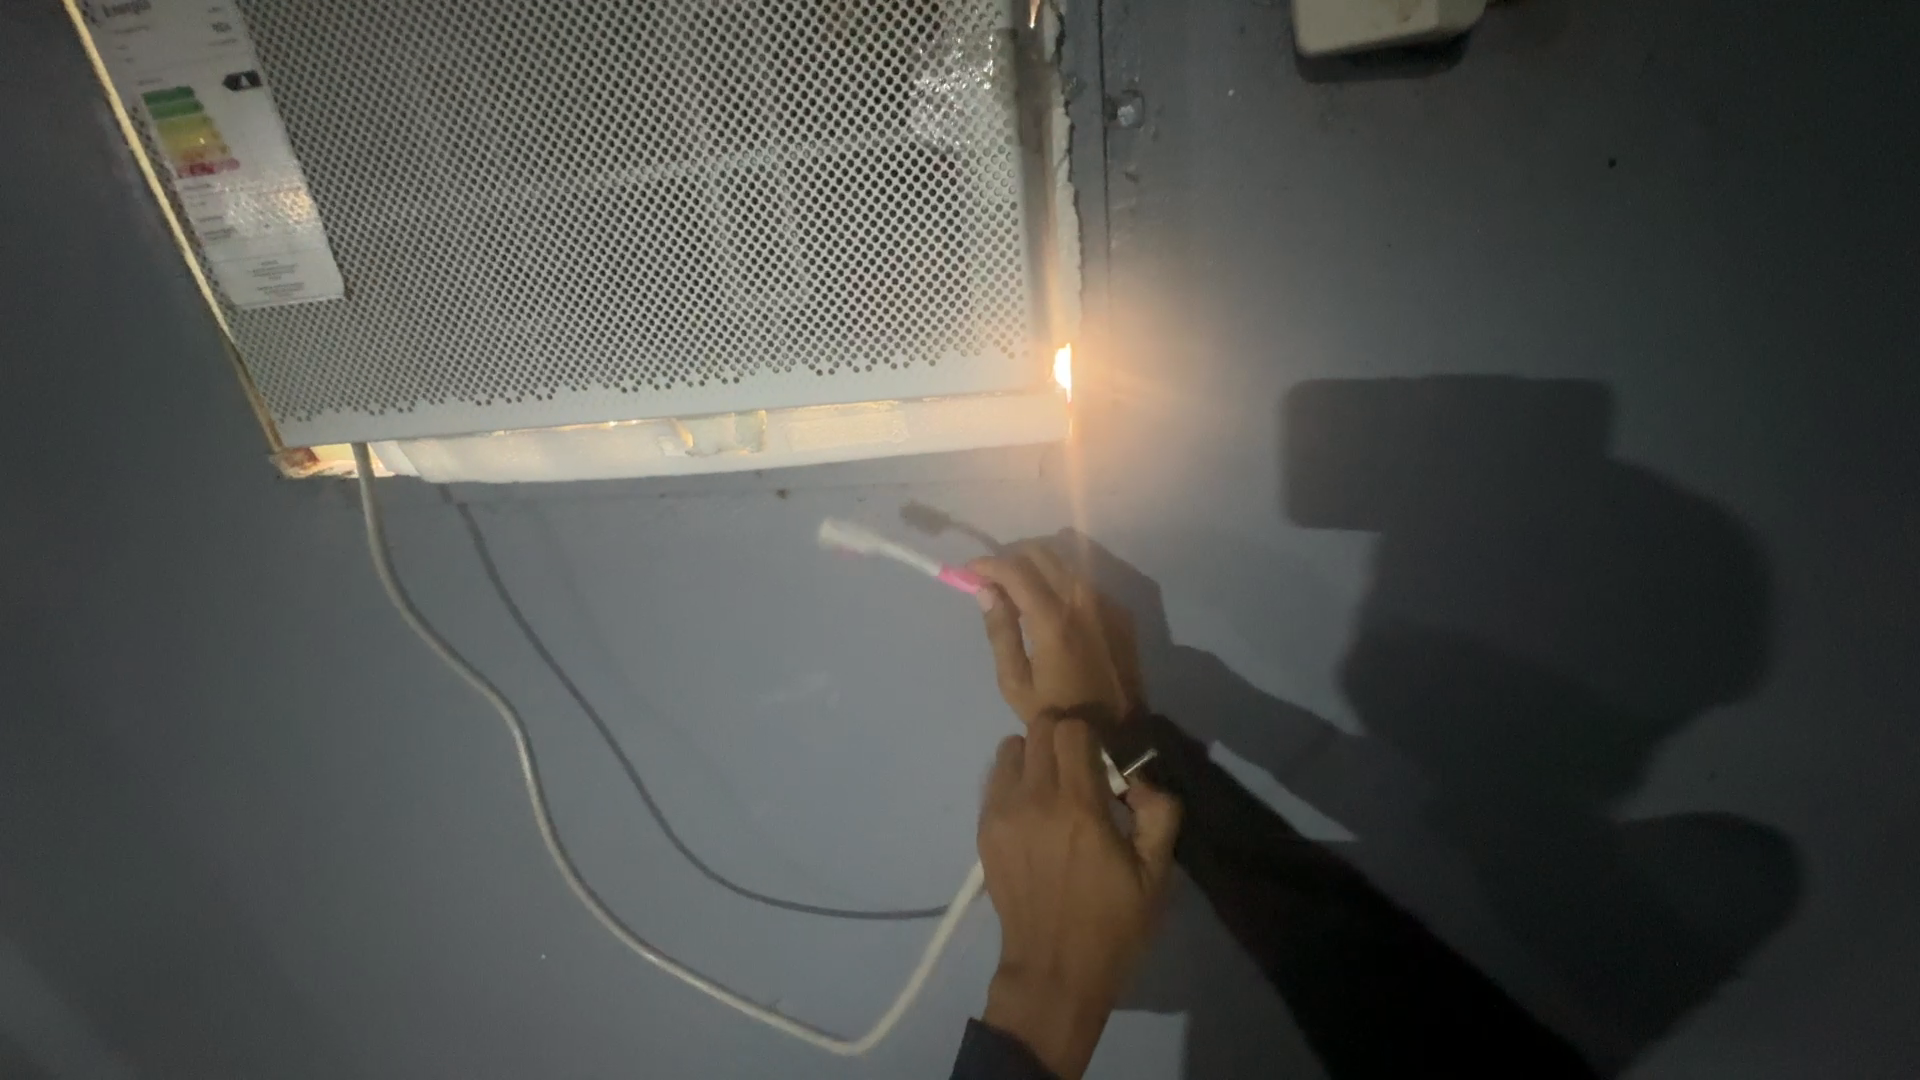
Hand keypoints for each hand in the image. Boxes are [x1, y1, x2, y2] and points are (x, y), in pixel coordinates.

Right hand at [970, 541, 1145, 727]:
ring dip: (1037, 558)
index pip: (1015, 569)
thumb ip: (1000, 632)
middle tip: (994, 575)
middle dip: (1012, 554)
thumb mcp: (1015, 682)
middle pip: (1042, 550)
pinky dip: (1061, 572)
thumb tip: (986, 591)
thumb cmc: (1057, 711)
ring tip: (1020, 579)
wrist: (1117, 732)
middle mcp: (1082, 599)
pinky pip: (1085, 574)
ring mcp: (1105, 600)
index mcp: (1053, 620)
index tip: (970, 571)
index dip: (988, 564)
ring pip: (1067, 554)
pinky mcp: (1119, 607)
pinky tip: (1051, 595)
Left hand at [976, 715, 1181, 1078]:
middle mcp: (1034, 798)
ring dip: (1035, 755)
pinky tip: (1032, 809)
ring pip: (1012, 747)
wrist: (1052, 971)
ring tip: (1053, 786)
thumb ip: (1159, 811)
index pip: (1072, 729)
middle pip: (1040, 728)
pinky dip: (1015, 779)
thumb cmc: (1111, 924)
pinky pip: (996, 778)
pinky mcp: (984, 827)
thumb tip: (1139, 776)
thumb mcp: (1156, 874)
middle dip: (1064, 737)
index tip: (1104, 756)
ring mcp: (1002, 811)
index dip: (1092, 734)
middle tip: (1081, 765)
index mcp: (1079, 806)